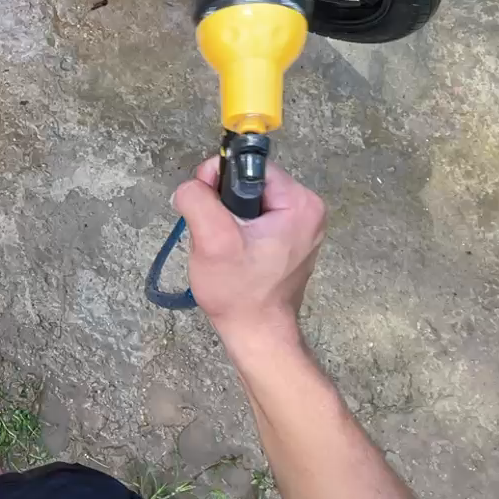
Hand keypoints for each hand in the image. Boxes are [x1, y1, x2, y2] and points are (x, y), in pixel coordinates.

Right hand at [171, 157, 325, 342]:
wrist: (256, 333)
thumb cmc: (238, 290)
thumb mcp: (212, 239)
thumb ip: (198, 199)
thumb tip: (191, 186)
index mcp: (300, 202)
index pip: (250, 165)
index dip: (219, 180)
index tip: (207, 209)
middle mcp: (307, 209)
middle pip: (247, 181)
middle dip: (220, 203)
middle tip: (213, 235)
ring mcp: (300, 226)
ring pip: (245, 200)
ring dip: (223, 218)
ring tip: (221, 247)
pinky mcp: (288, 240)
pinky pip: (252, 217)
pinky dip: (233, 230)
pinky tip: (230, 253)